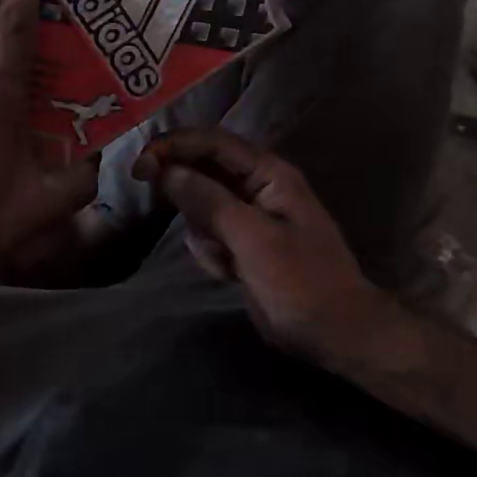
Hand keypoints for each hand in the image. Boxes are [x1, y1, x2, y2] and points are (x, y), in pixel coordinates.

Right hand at [133, 129, 389, 354]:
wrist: (335, 335)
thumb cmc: (302, 281)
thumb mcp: (253, 238)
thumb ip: (208, 200)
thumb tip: (166, 169)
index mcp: (268, 173)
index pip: (212, 142)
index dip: (174, 144)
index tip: (141, 162)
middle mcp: (256, 185)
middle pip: (201, 166)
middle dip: (180, 183)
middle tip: (149, 190)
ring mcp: (246, 214)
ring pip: (198, 201)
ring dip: (199, 228)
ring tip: (222, 257)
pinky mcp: (239, 240)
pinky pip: (205, 231)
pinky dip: (208, 250)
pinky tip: (228, 271)